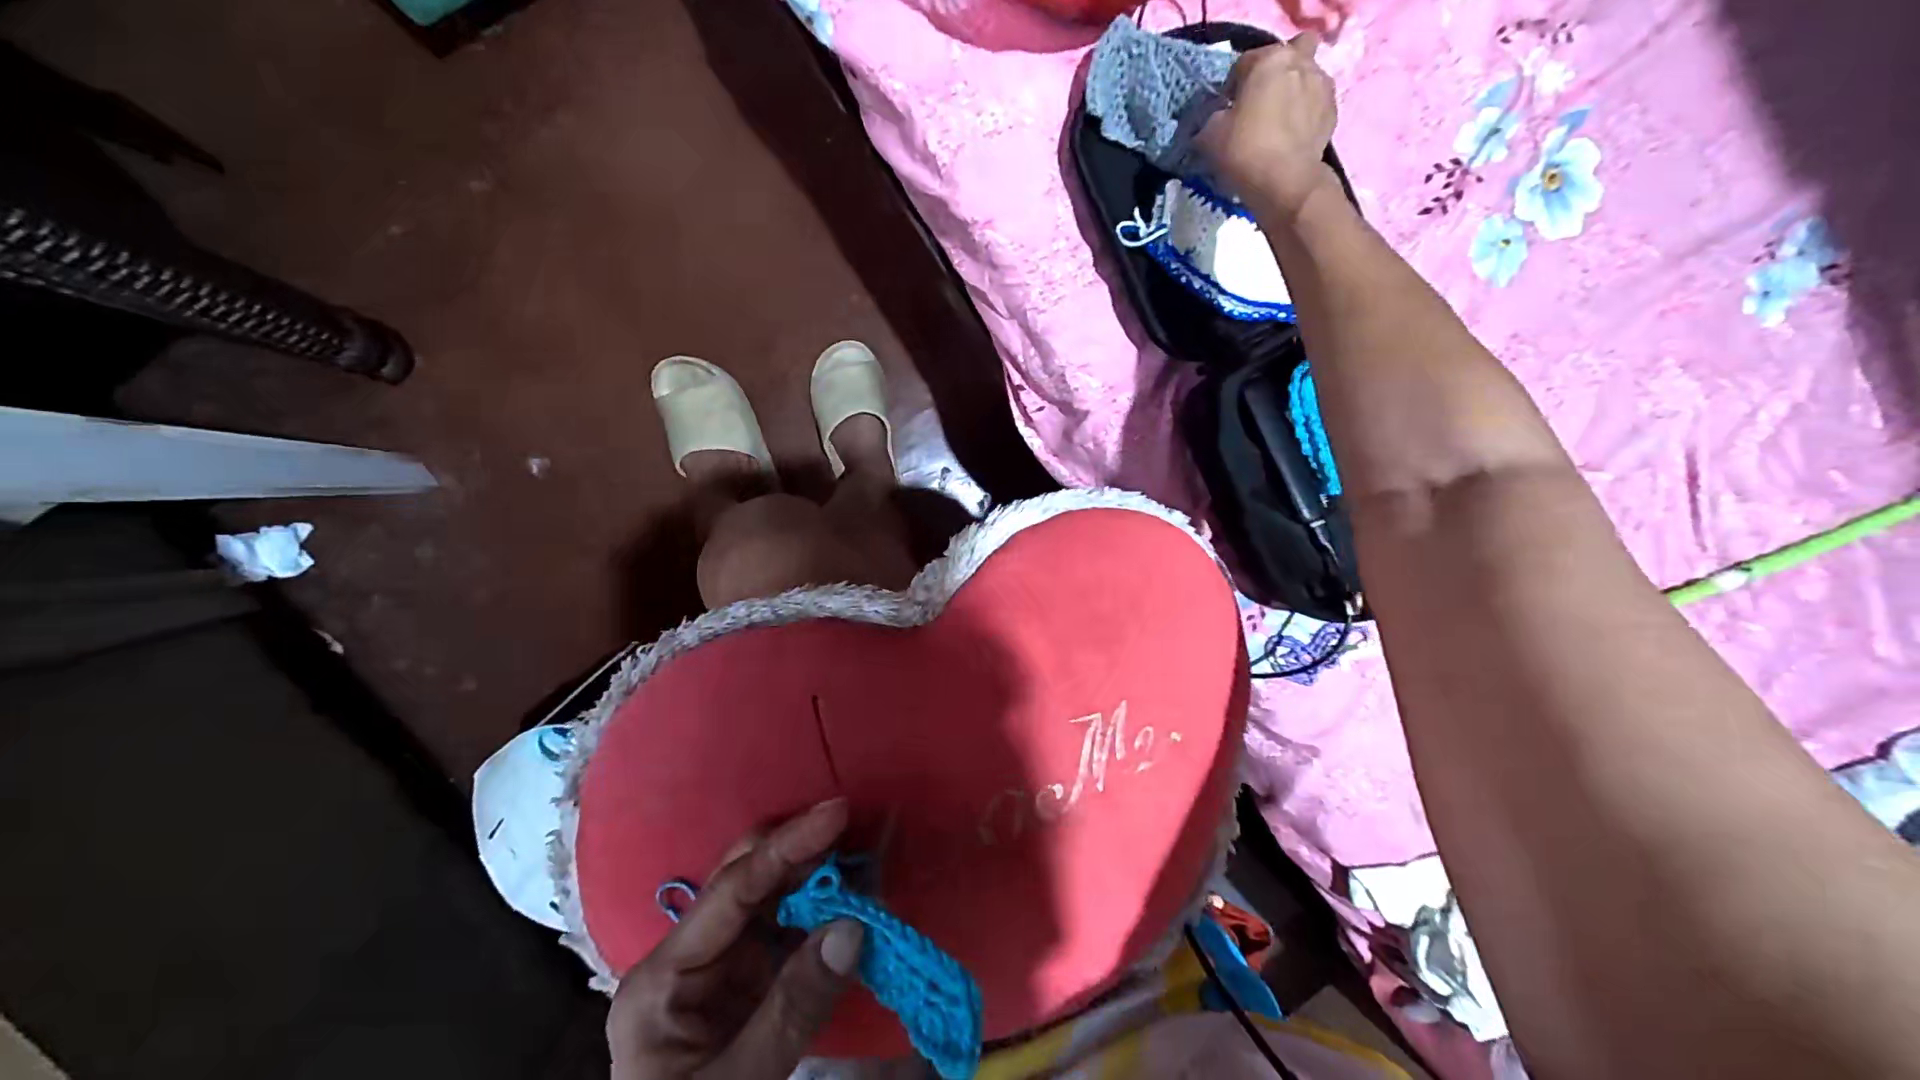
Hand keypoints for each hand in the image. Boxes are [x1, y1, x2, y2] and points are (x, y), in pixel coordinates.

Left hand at [607, 799, 865, 1079]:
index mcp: (664, 976)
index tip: (836, 812)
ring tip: (859, 853)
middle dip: (800, 849)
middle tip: (854, 825)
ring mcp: (718, 969)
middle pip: (746, 880)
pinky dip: (820, 913)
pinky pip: (785, 932)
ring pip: (769, 900)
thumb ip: (792, 1008)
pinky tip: (849, 898)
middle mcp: (689, 956)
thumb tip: (853, 928)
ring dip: (815, 876)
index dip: (787, 846)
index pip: (732, 890)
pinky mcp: (745, 984)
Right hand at [1197, 33, 1339, 219]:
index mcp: (1269, 59)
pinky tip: (1291, 136)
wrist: (1283, 181)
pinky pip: (1315, 104)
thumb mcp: (1209, 134)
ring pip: (1307, 76)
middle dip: (1279, 68)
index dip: (1232, 85)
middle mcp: (1301, 62)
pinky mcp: (1333, 112)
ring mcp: (1322, 86)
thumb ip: (1213, 118)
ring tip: (1278, 121)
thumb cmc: (1243, 150)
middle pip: (1293, 50)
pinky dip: (1305, 114)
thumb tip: (1218, 118)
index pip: (1245, 62)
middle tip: (1263, 98)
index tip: (1226, 109)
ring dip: (1294, 91)